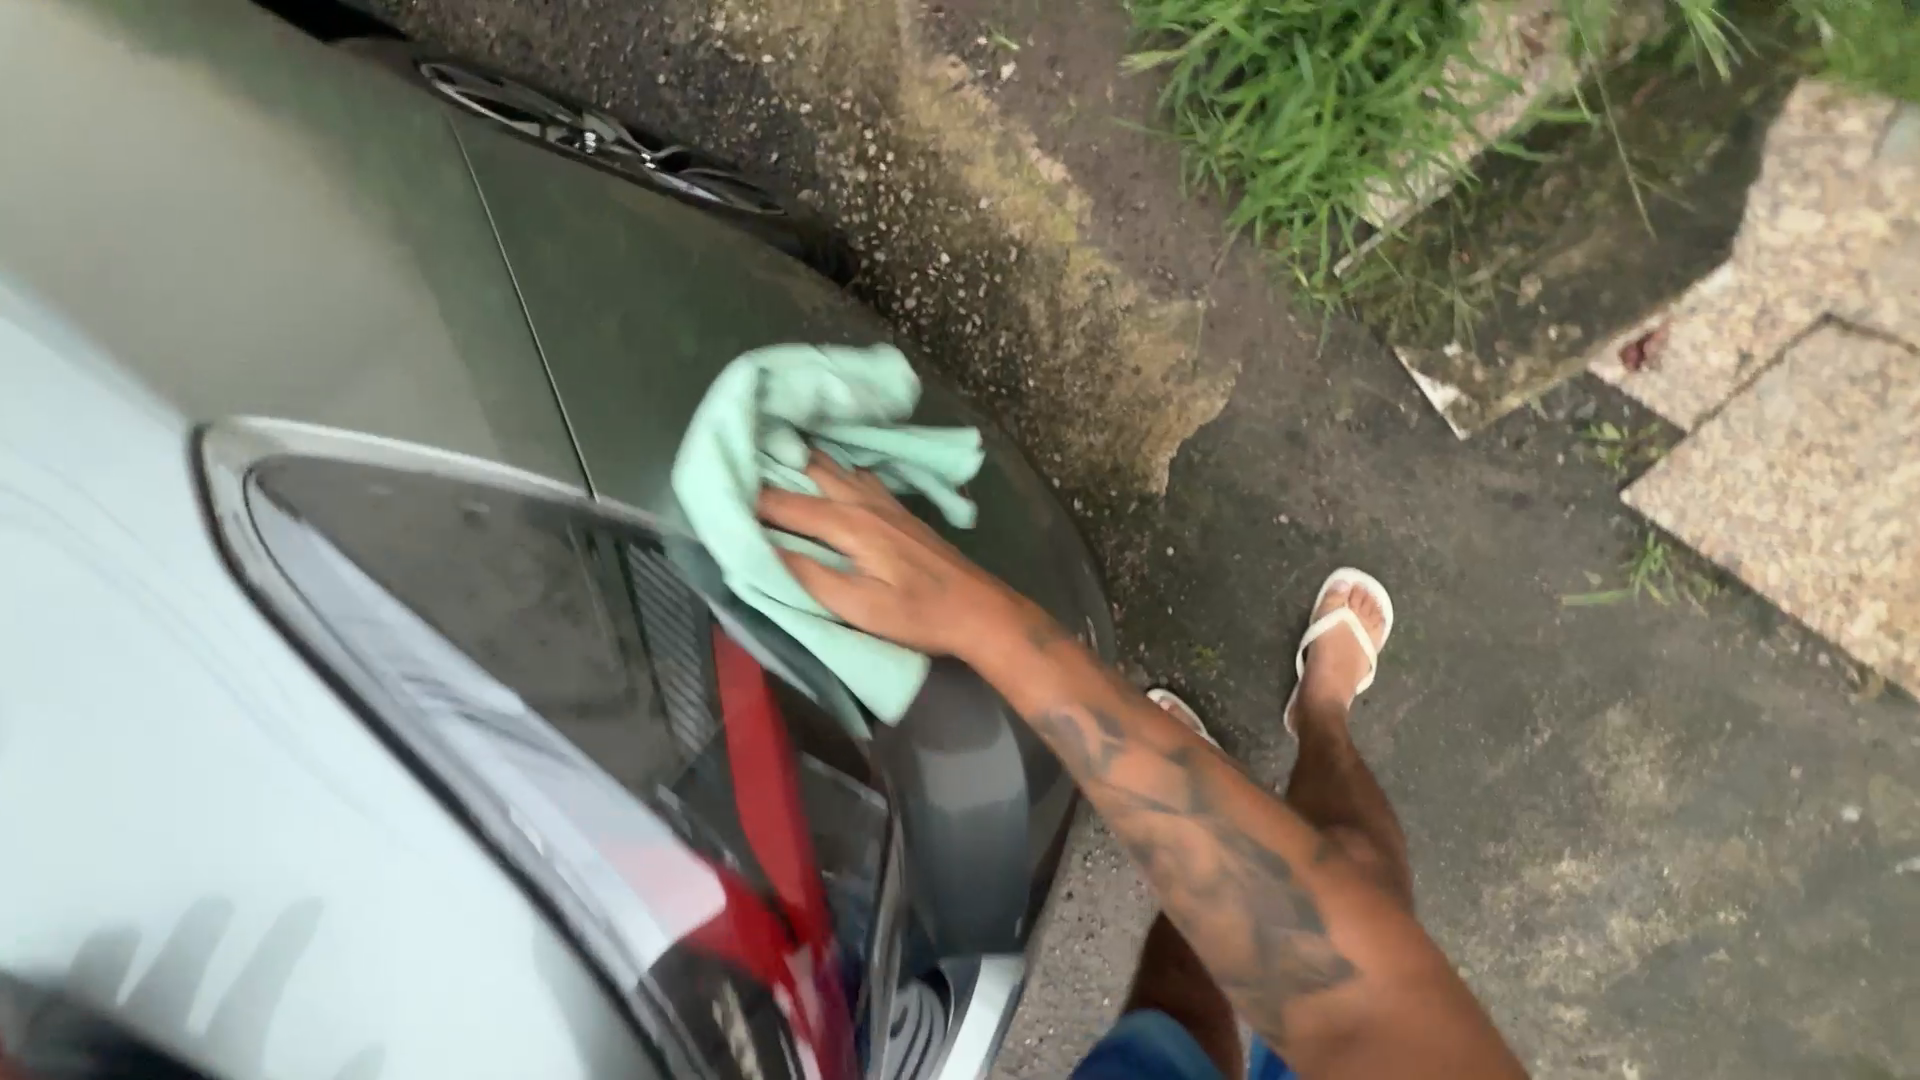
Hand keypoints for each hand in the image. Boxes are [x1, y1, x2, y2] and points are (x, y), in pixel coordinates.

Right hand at [756, 454, 1042, 659]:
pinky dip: (830, 467)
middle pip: (809, 470)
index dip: (747, 500)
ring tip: (768, 453)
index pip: (784, 504)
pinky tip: (824, 470)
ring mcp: (885, 501)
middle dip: (770, 464)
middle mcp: (864, 501)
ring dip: (800, 460)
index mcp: (849, 524)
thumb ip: (808, 577)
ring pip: (833, 467)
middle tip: (735, 457)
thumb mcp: (859, 607)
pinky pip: (855, 475)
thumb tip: (760, 551)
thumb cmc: (918, 615)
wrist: (978, 609)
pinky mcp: (898, 509)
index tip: (713, 493)